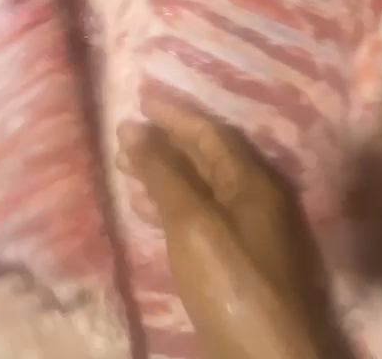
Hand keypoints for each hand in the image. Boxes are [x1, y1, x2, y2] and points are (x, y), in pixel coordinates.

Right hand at [123, 106, 298, 250]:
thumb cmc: (233, 285)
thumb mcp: (192, 221)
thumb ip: (163, 172)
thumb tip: (133, 127)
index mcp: (253, 184)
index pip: (210, 132)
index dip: (175, 112)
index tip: (140, 97)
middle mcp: (256, 203)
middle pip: (207, 157)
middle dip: (166, 141)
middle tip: (125, 133)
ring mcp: (250, 236)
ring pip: (202, 187)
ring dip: (164, 171)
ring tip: (127, 166)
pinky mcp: (238, 266)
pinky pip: (200, 216)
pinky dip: (170, 203)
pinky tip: (147, 210)